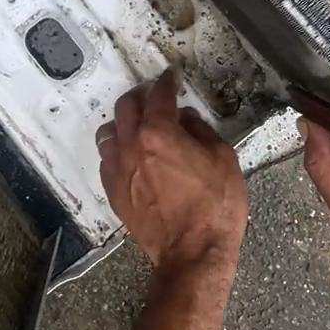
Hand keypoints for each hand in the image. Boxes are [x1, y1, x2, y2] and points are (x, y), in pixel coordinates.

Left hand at [97, 69, 247, 276]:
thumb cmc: (215, 206)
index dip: (166, 82)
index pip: (159, 95)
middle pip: (126, 106)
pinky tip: (130, 153)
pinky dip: (117, 148)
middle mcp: (131, 144)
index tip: (172, 77)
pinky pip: (106, 158)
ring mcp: (118, 168)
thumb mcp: (223, 159)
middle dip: (141, 96)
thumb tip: (186, 118)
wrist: (192, 252)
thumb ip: (201, 130)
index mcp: (159, 132)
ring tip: (138, 124)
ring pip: (109, 131)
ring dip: (123, 121)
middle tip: (154, 96)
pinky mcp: (113, 190)